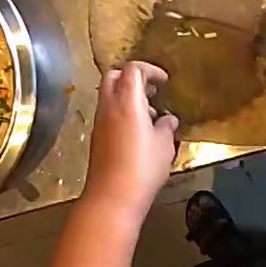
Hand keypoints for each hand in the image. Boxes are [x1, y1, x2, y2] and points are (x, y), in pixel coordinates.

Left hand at [83, 61, 178, 215]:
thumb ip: (167, 126)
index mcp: (127, 102)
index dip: (150, 70)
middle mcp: (108, 107)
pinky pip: (109, 113)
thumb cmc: (142, 168)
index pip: (133, 70)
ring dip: (128, 96)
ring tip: (150, 115)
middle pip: (114, 76)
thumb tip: (168, 119)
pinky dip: (123, 112)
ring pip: (109, 95)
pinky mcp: (97, 137)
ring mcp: (100, 122)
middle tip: (152, 90)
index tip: (163, 81)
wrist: (113, 196)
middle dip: (134, 77)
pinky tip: (140, 132)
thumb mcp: (164, 145)